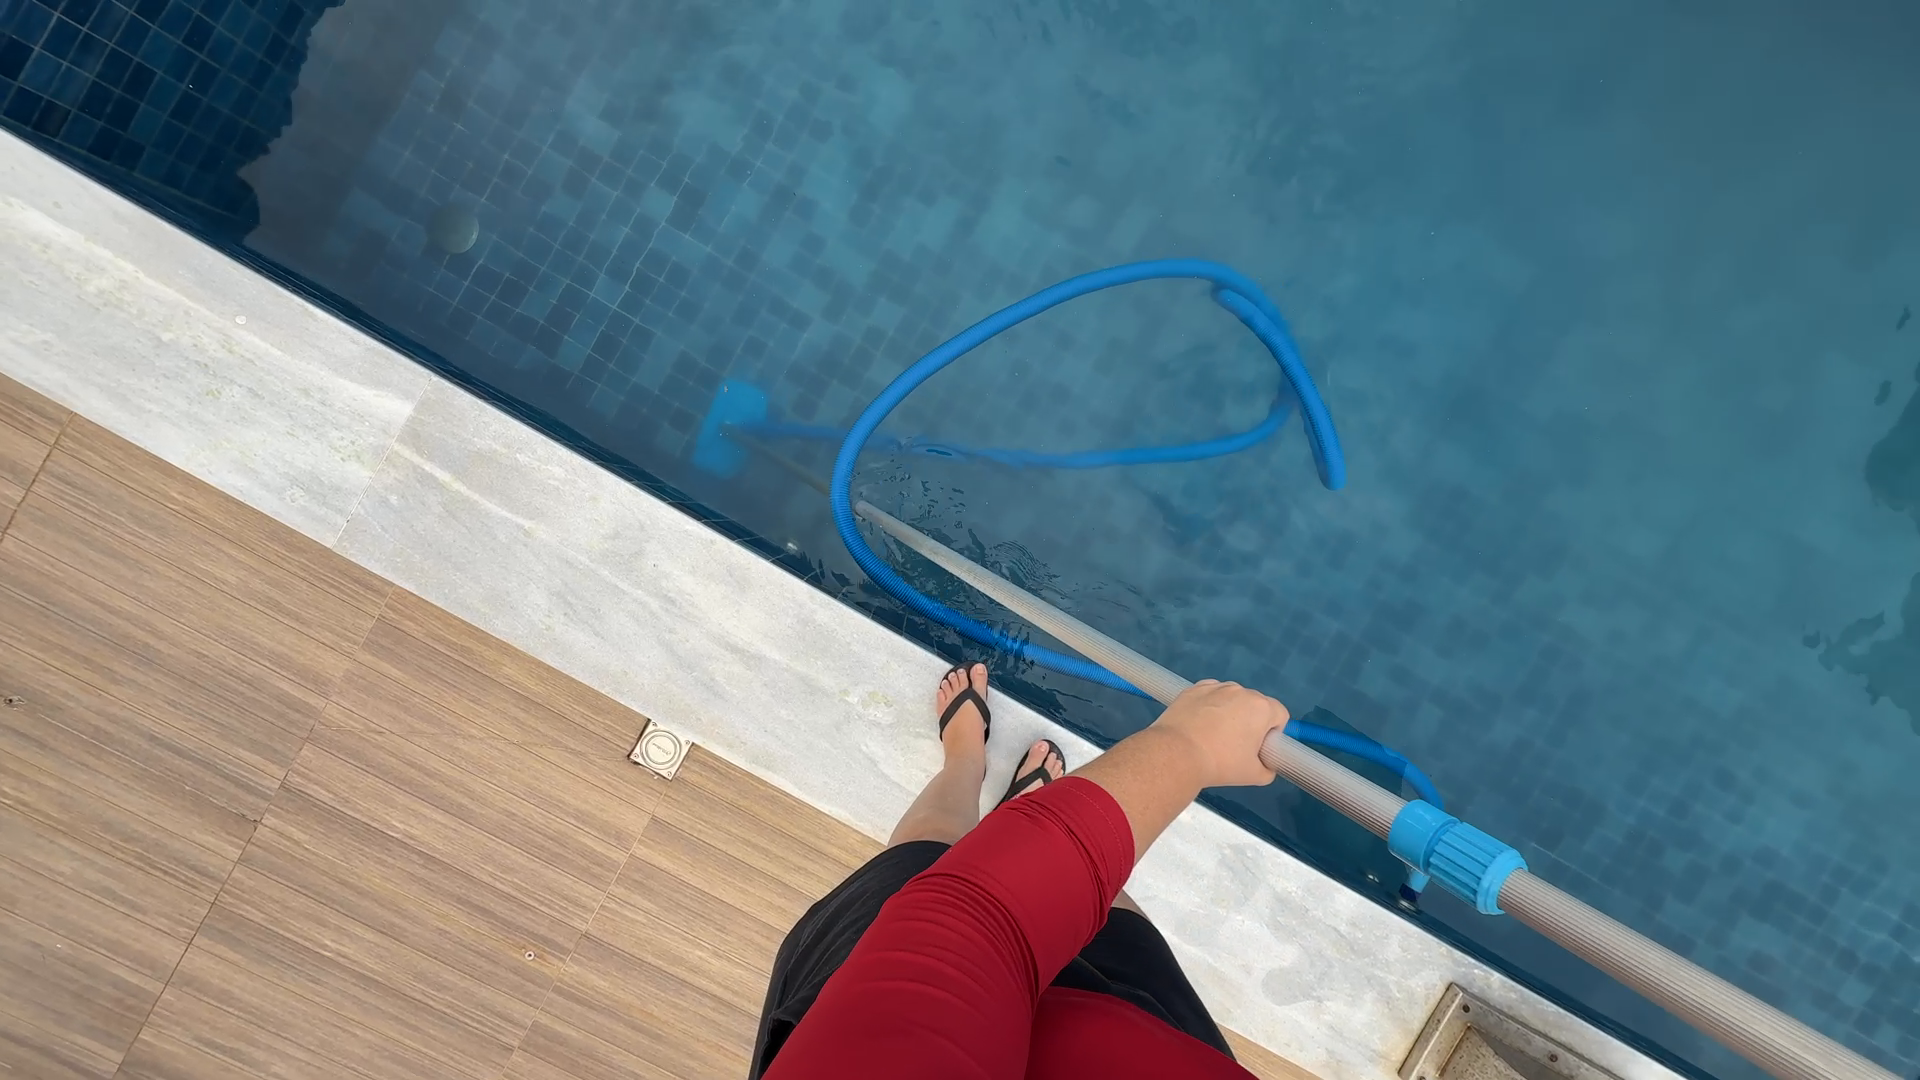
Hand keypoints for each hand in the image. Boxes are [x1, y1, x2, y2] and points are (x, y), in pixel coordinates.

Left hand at [1149, 680, 1287, 788]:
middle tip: (1235, 744)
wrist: (1177, 753)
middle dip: (1250, 721)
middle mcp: (1239, 690)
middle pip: (1254, 704)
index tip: (1258, 747)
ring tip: (1213, 734)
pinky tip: (1199, 723)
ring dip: (1229, 711)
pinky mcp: (1192, 688)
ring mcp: (1214, 686)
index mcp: (1260, 707)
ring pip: (1231, 698)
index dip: (1273, 732)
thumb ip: (1268, 768)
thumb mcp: (1255, 775)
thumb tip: (1264, 764)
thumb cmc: (1220, 763)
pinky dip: (1208, 705)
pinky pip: (1209, 695)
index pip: (1280, 714)